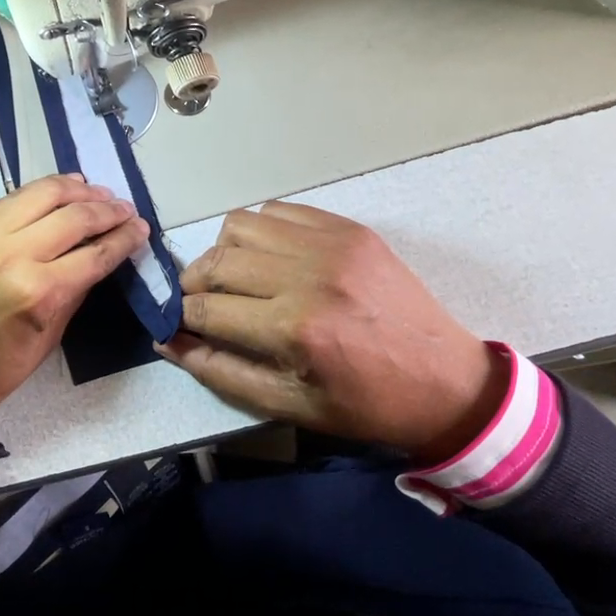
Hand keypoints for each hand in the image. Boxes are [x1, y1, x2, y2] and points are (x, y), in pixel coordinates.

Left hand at [0, 174, 150, 422]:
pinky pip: (12, 199)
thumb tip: (103, 255)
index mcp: (37, 291)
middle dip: (105, 210)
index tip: (142, 228)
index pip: (93, 254)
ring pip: (40, 194)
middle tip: (126, 208)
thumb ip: (77, 289)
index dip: (123, 239)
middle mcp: (13, 253)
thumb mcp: (49, 337)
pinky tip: (60, 190)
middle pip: (71, 216)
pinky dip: (40, 192)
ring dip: (75, 190)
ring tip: (98, 192)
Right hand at [159, 202, 504, 460]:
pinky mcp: (348, 229)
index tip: (176, 323)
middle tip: (198, 301)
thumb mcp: (289, 404)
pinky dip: (260, 232)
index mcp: (295, 329)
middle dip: (193, 283)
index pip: (207, 308)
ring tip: (236, 277)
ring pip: (240, 225)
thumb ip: (220, 371)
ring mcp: (330, 245)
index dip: (182, 316)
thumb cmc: (366, 404)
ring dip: (224, 251)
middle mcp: (307, 278)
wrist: (449, 383)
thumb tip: (167, 341)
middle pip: (217, 261)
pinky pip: (278, 211)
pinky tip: (270, 258)